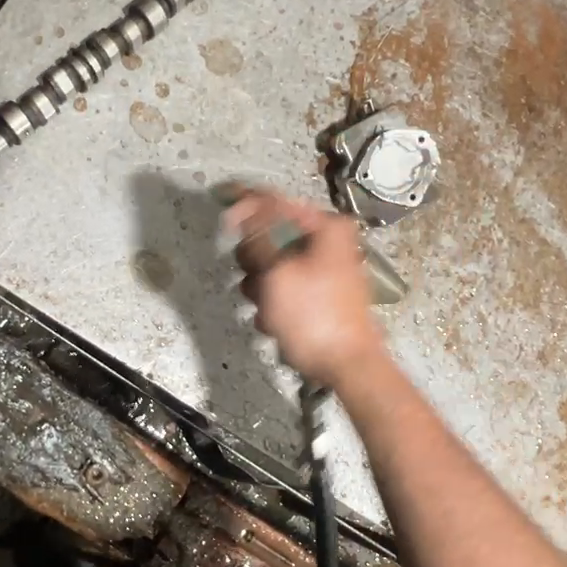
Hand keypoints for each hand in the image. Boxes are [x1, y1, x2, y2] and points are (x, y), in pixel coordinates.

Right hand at [225, 188, 386, 388]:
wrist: (346, 366)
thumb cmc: (314, 317)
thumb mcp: (278, 271)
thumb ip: (257, 235)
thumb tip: (242, 205)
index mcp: (325, 227)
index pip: (276, 201)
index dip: (245, 201)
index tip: (220, 200)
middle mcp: (327, 242)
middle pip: (270, 236)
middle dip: (255, 262)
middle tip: (256, 280)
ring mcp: (323, 270)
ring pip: (271, 266)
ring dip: (261, 289)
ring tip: (269, 309)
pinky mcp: (317, 295)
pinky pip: (282, 288)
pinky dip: (274, 304)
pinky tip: (278, 322)